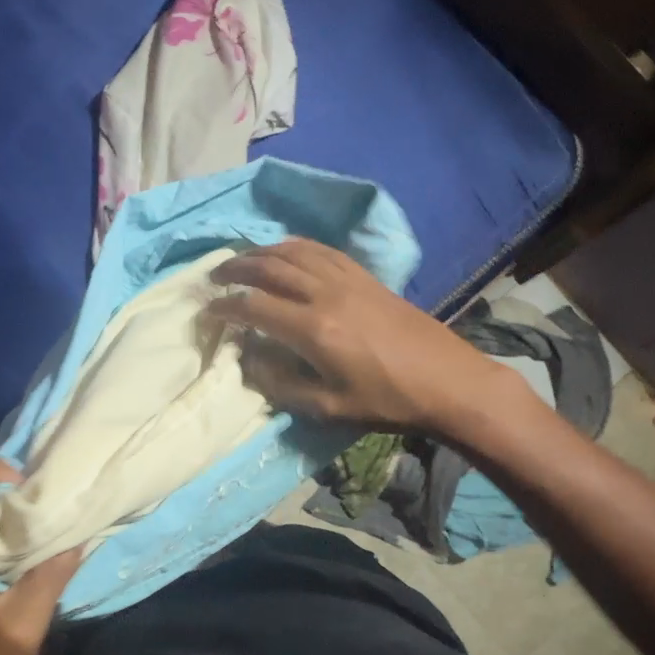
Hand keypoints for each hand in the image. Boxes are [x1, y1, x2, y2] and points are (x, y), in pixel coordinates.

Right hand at [208, 239, 505, 434]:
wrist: (447, 381)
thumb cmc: (387, 402)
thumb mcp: (328, 408)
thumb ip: (282, 385)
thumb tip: (250, 360)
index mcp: (314, 330)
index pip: (254, 306)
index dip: (225, 307)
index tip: (207, 312)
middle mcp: (326, 295)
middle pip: (269, 267)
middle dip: (235, 268)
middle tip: (214, 277)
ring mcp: (349, 281)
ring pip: (295, 252)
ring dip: (262, 252)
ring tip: (242, 260)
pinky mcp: (366, 277)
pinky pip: (322, 251)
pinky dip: (295, 247)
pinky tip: (286, 252)